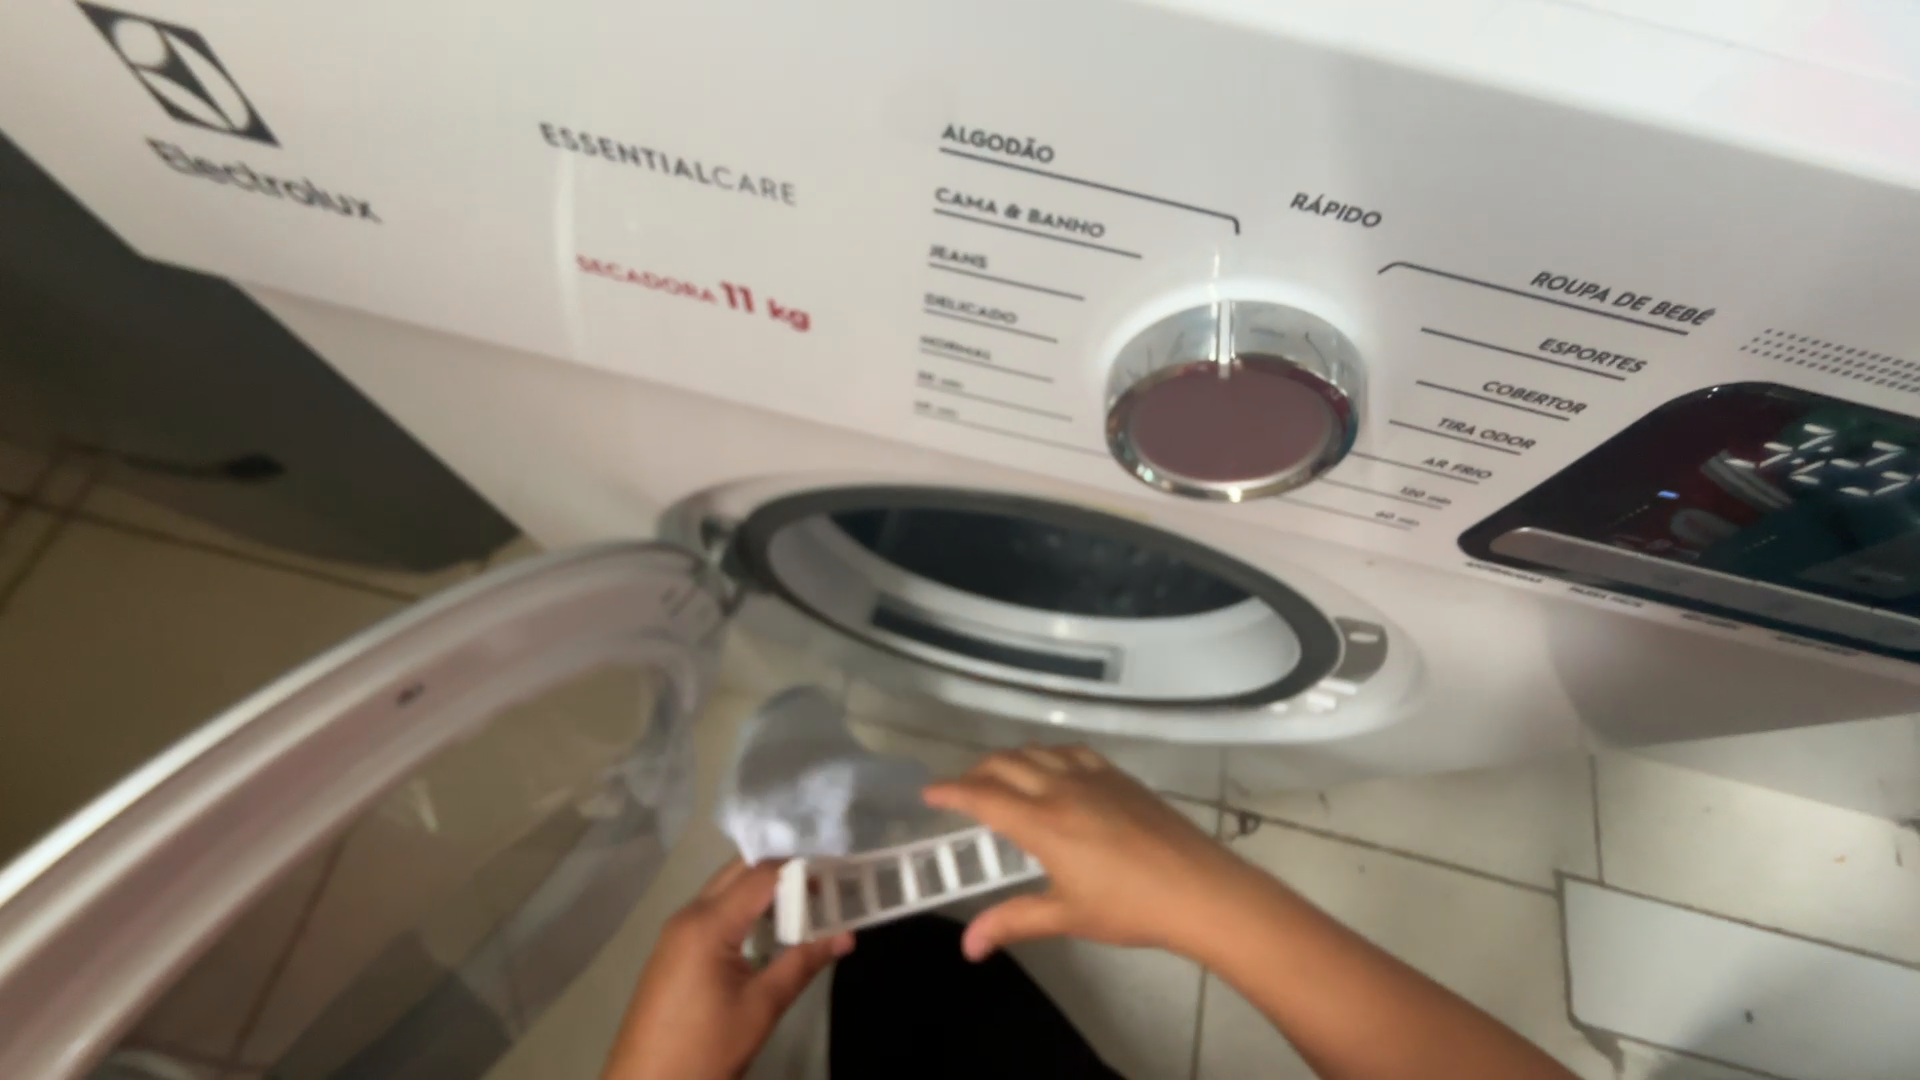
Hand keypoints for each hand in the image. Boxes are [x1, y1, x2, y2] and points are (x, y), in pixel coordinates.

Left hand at [600, 859, 852, 1079]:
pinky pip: (713, 909)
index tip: (834, 877)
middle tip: (821, 887)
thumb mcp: (761, 1008)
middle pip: (740, 871)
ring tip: (801, 906)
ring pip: (725, 888)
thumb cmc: (704, 1051)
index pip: (762, 874)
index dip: (800, 869)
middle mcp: (688, 914)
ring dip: (762, 888)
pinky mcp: (672, 949)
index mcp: (708, 923)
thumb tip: (847, 936)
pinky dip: (743, 907)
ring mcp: (675, 931)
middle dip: (782, 871)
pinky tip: (766, 930)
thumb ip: (803, 962)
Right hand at [922, 744, 1253, 961]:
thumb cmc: (1128, 906)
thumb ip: (1013, 921)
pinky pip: (1070, 751)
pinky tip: (1052, 768)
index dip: (951, 790)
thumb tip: (968, 947)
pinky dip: (1048, 754)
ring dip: (1009, 758)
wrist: (1198, 887)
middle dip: (975, 771)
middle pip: (1004, 763)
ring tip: (1001, 777)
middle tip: (963, 790)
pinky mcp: (1116, 774)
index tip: (928, 792)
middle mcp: (1059, 787)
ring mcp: (1090, 775)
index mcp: (1042, 822)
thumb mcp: (1066, 916)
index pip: (983, 796)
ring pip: (1036, 750)